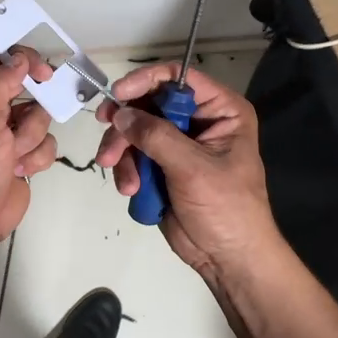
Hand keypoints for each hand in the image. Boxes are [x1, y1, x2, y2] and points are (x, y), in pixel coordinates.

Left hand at [0, 48, 58, 256]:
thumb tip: (21, 59)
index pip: (0, 58)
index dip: (23, 60)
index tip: (41, 72)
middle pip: (28, 86)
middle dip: (30, 110)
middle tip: (21, 124)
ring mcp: (9, 130)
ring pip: (42, 115)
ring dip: (31, 137)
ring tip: (12, 155)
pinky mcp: (25, 151)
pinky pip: (47, 141)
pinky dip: (37, 156)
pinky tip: (19, 169)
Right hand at [93, 62, 282, 280]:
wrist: (228, 258)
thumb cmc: (226, 208)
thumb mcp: (193, 168)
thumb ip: (156, 136)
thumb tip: (120, 113)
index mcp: (221, 111)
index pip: (178, 79)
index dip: (145, 81)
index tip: (118, 95)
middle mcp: (198, 121)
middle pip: (148, 104)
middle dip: (126, 128)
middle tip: (109, 148)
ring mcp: (177, 144)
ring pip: (134, 130)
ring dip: (123, 154)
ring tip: (127, 182)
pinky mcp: (160, 166)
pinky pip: (132, 154)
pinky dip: (126, 169)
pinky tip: (131, 190)